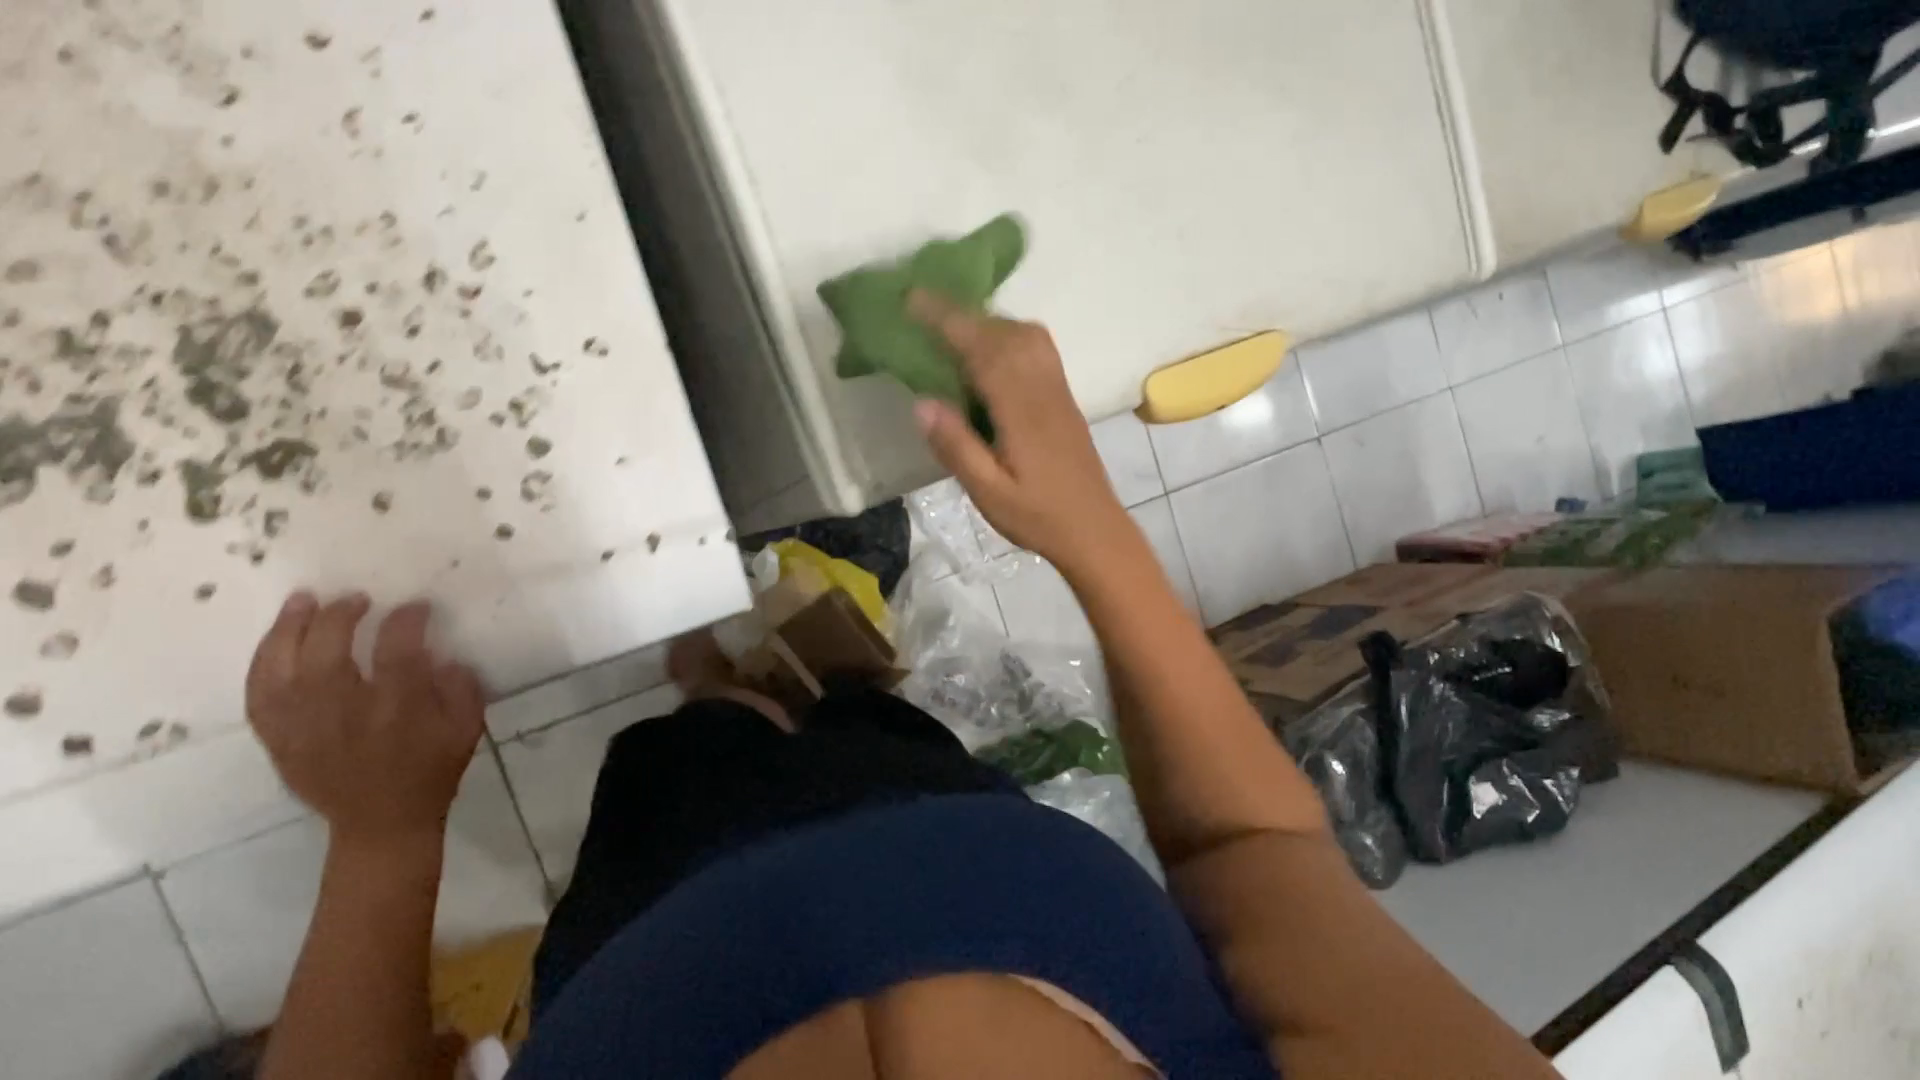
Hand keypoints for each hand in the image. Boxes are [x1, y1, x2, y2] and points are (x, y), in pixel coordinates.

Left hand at [246, 591, 484, 849]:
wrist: (380, 823)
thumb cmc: (431, 772)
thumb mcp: (466, 728)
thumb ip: (460, 687)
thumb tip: (439, 656)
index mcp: (398, 710)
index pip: (398, 648)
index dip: (407, 619)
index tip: (416, 607)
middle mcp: (344, 712)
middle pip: (330, 649)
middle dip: (341, 615)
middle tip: (357, 599)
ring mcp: (303, 726)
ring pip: (284, 666)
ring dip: (291, 628)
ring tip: (303, 601)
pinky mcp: (278, 739)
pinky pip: (259, 693)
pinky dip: (264, 662)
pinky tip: (277, 642)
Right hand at [910, 291, 1133, 572]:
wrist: (1095, 531)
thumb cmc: (1038, 517)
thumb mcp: (989, 492)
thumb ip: (957, 447)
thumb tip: (921, 401)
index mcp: (1022, 410)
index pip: (983, 350)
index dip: (948, 321)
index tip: (914, 300)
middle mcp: (1043, 389)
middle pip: (1006, 332)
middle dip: (964, 316)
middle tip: (923, 313)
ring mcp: (1059, 391)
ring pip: (1027, 335)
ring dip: (989, 324)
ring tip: (953, 333)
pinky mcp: (1065, 398)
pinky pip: (1038, 349)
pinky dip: (1010, 336)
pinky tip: (990, 356)